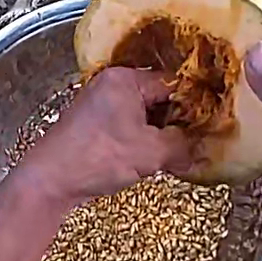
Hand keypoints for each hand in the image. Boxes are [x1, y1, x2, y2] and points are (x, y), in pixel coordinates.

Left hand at [17, 67, 190, 205]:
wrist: (50, 180)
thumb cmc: (99, 157)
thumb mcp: (151, 152)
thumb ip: (182, 145)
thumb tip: (202, 147)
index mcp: (125, 79)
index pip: (171, 82)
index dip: (194, 103)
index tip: (212, 121)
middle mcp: (111, 84)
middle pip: (157, 97)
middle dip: (177, 120)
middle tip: (197, 140)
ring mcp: (99, 105)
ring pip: (142, 114)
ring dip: (159, 133)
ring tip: (177, 153)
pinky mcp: (93, 126)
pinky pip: (127, 126)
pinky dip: (141, 140)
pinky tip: (152, 160)